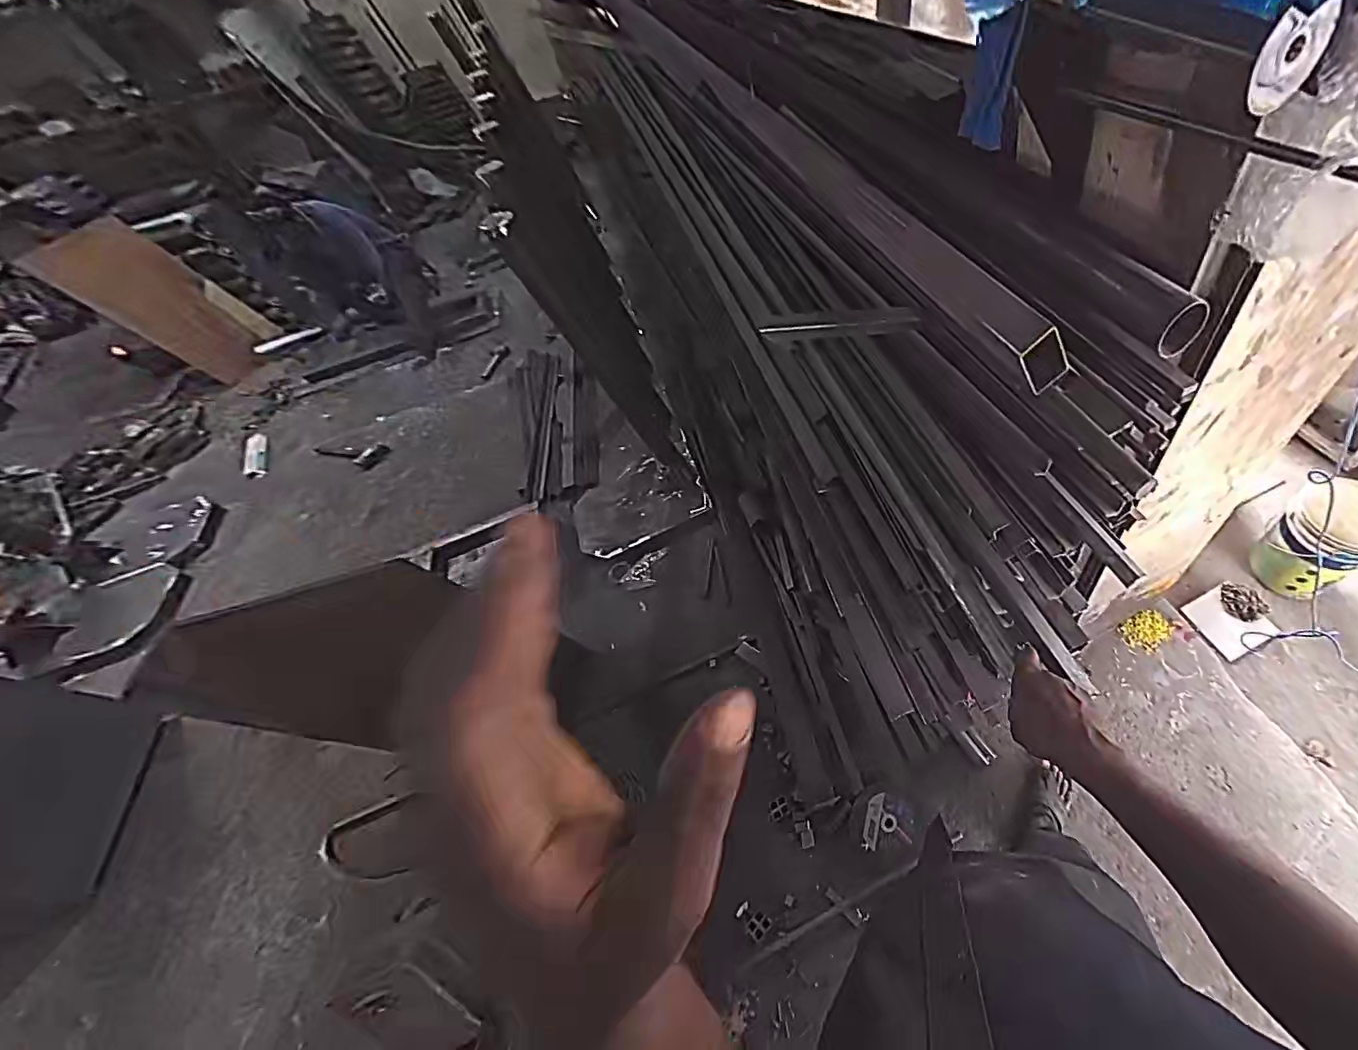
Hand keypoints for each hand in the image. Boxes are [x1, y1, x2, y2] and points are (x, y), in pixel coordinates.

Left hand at [430, 514, 753, 1044]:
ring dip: (481, 617)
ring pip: (445, 691)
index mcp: (498, 830)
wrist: (580, 1008)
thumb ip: (700, 797)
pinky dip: (491, 646)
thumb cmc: (625, 954)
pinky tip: (518, 620)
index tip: (532, 545)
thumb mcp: (676, 888)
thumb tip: (735, 703)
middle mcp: (463, 805)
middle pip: (444, 686)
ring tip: (526, 558)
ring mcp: (466, 798)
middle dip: (487, 599)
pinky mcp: (487, 790)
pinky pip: (470, 702)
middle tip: (531, 534)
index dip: (503, 616)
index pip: (480, 702)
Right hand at [1009, 647, 1109, 779]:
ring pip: (1061, 690)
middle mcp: (1054, 677)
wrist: (1078, 746)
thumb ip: (1017, 708)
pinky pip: (1075, 704)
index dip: (1024, 660)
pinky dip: (1071, 713)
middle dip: (1041, 690)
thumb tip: (1018, 709)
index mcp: (1030, 677)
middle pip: (1044, 677)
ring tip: (1051, 726)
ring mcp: (1073, 688)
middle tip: (1035, 710)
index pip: (1025, 657)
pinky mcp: (1089, 701)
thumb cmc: (1048, 734)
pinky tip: (1064, 732)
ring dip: (1057, 703)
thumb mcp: (1017, 725)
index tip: (1023, 661)